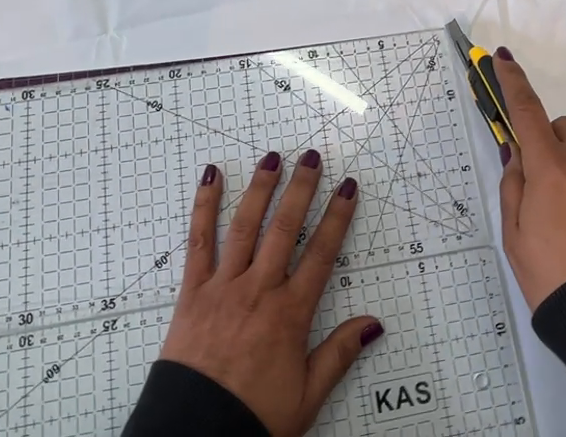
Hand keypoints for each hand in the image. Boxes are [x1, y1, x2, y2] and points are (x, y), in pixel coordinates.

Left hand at [159, 150, 382, 436]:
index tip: (348, 188)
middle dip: (301, 188)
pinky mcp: (193, 291)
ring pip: (245, 226)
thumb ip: (338, 354)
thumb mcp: (307, 395)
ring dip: (260, 188)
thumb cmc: (253, 418)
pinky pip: (199, 241)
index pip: (321, 253)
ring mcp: (223, 286)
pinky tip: (210, 177)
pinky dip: (204, 206)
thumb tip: (372, 324)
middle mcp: (259, 290)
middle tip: (312, 157)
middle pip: (284, 228)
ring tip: (272, 158)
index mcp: (290, 314)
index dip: (338, 217)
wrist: (195, 435)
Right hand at [495, 48, 565, 307]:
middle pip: (563, 130)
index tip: (502, 58)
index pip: (527, 112)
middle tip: (535, 183)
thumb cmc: (555, 281)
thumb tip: (515, 153)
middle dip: (546, 143)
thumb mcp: (516, 237)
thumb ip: (513, 187)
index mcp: (552, 170)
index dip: (512, 82)